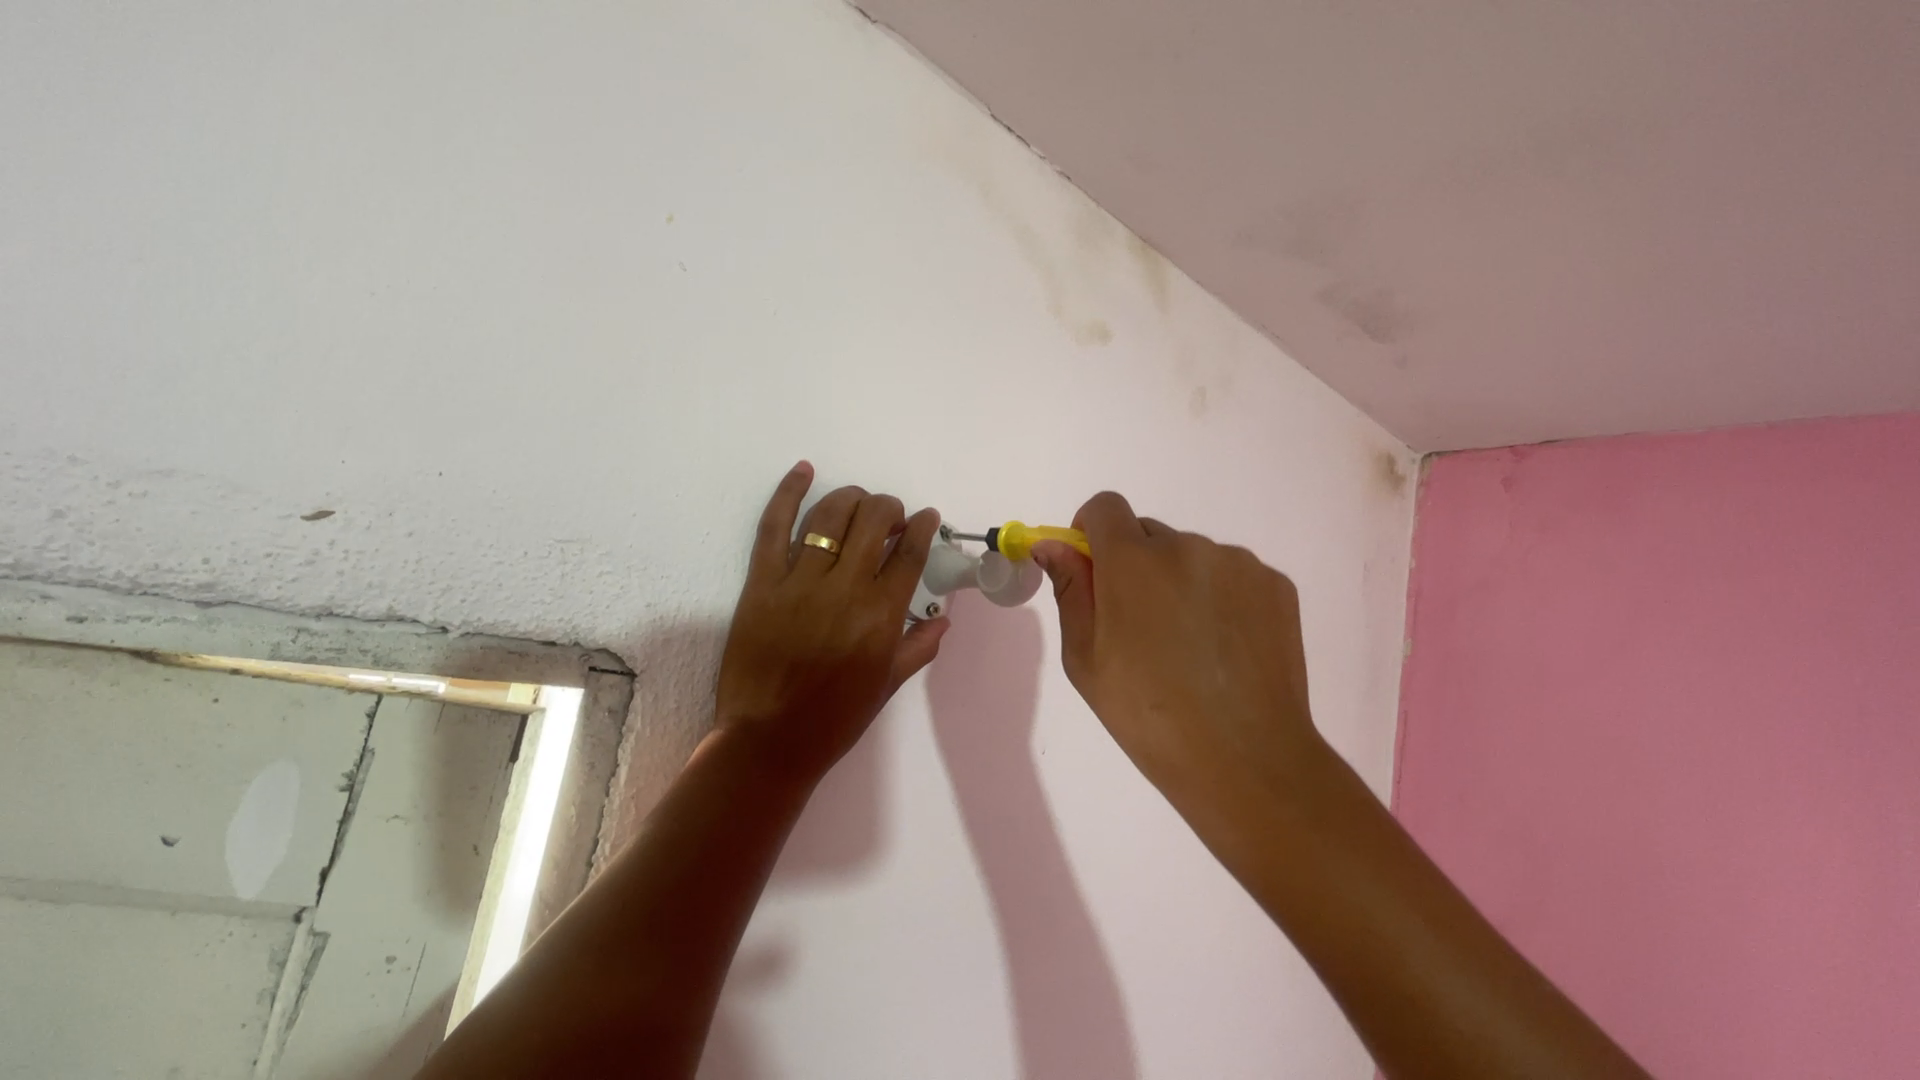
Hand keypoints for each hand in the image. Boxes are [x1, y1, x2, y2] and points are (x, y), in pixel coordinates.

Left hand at [712, 463, 947, 781]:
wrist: (769, 741)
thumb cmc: (834, 719)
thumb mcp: (886, 686)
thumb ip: (918, 647)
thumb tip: (944, 618)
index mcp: (881, 615)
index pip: (910, 554)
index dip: (923, 528)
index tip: (927, 518)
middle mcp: (845, 588)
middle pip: (874, 521)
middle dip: (889, 509)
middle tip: (890, 517)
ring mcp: (799, 581)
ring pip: (830, 515)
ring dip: (851, 498)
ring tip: (858, 501)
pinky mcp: (761, 582)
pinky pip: (774, 525)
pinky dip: (788, 492)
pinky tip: (804, 470)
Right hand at [1031, 492, 1321, 813]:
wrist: (1244, 757)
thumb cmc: (1146, 715)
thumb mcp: (1085, 659)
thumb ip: (1070, 590)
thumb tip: (1052, 546)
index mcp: (1133, 562)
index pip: (1104, 507)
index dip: (1090, 531)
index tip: (1091, 570)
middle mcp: (1188, 547)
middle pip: (1148, 534)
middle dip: (1135, 566)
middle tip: (1139, 628)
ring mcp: (1239, 563)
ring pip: (1193, 557)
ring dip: (1180, 583)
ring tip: (1189, 648)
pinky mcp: (1276, 585)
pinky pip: (1233, 576)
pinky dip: (1221, 599)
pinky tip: (1224, 650)